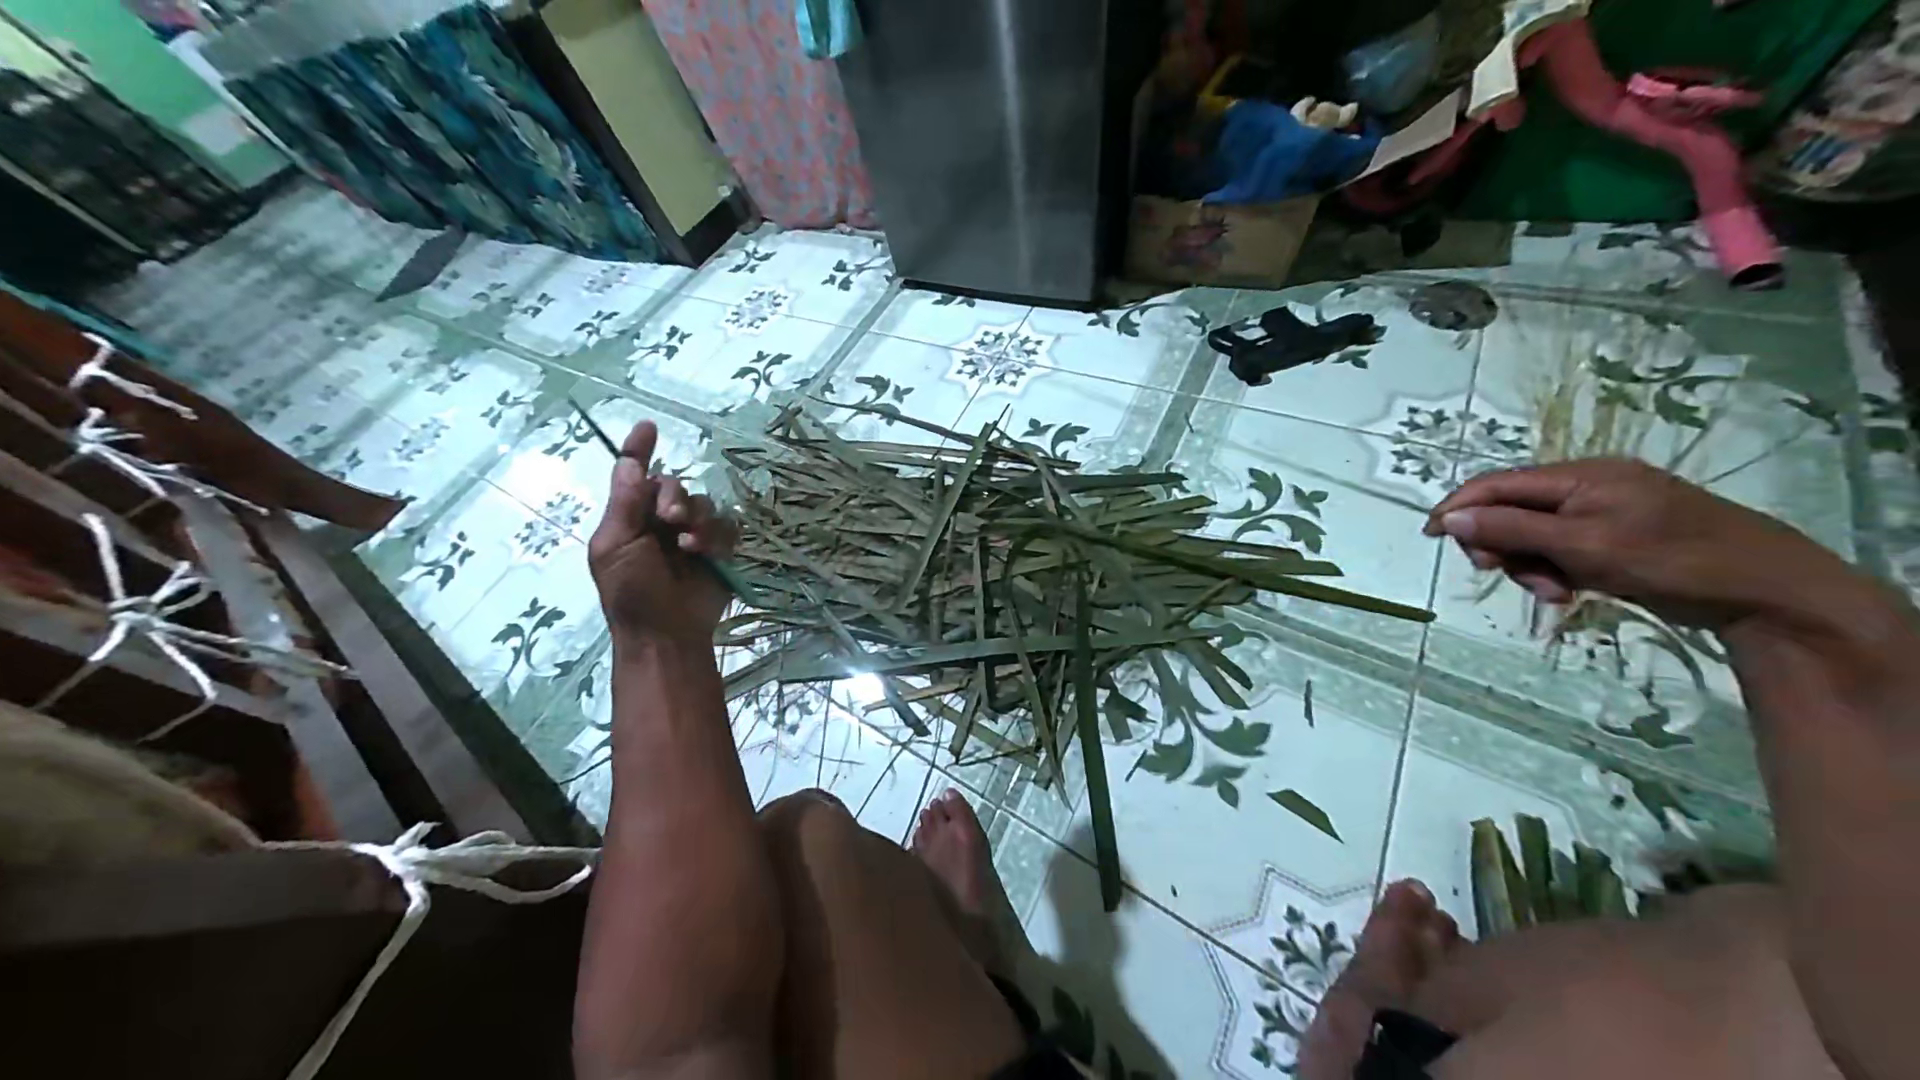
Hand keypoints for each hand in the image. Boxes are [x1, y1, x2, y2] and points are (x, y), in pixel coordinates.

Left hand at [589, 421, 738, 646]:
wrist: (667, 635)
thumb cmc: (631, 594)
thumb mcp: (615, 547)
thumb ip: (625, 504)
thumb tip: (628, 461)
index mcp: (631, 519)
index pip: (636, 476)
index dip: (640, 450)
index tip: (648, 426)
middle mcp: (662, 523)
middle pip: (676, 486)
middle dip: (675, 497)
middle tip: (671, 519)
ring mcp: (694, 537)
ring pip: (705, 504)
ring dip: (698, 519)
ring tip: (689, 545)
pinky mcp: (721, 552)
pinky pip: (727, 526)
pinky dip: (717, 536)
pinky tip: (705, 552)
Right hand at [1424, 458, 1862, 631]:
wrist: (1771, 593)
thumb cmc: (1674, 560)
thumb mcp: (1582, 545)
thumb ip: (1511, 528)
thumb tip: (1448, 516)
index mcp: (1580, 475)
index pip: (1495, 484)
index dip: (1457, 506)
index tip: (1431, 537)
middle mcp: (1587, 486)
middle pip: (1510, 510)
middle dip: (1499, 543)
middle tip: (1502, 573)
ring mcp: (1603, 511)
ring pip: (1532, 534)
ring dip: (1527, 564)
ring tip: (1553, 591)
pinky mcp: (1615, 537)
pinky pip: (1559, 548)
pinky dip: (1553, 569)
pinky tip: (1570, 589)